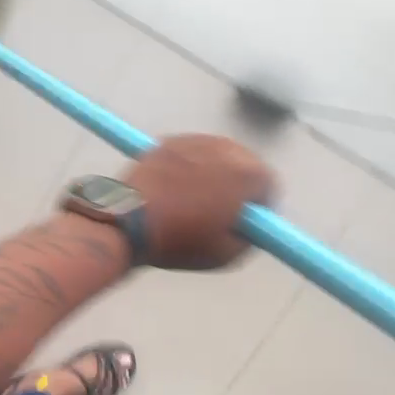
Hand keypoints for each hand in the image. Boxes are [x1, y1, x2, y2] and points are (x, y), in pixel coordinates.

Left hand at [124, 134, 275, 270]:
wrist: (125, 222)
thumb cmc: (178, 240)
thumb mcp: (225, 254)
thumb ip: (251, 237)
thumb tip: (252, 226)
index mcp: (247, 174)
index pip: (269, 187)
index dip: (259, 207)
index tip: (244, 222)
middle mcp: (227, 148)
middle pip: (245, 166)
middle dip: (237, 186)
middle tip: (217, 212)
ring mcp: (196, 140)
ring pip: (217, 157)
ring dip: (213, 174)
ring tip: (191, 201)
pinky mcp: (169, 141)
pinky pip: (190, 155)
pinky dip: (188, 168)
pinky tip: (173, 188)